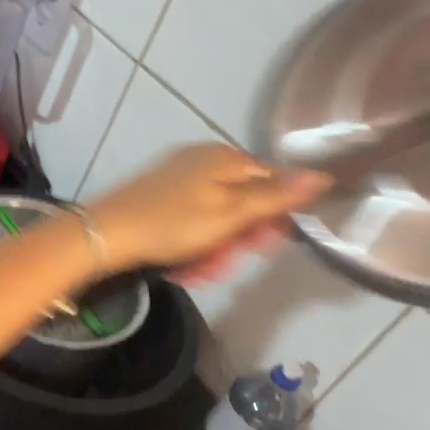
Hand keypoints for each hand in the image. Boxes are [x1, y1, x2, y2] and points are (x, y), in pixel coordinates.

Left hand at [83, 143, 329, 279]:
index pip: (271, 181)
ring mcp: (177, 179)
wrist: (105, 235)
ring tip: (198, 272)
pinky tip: (182, 267)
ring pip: (214, 219)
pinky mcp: (156, 199)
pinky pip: (188, 223)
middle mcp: (202, 161)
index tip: (266, 248)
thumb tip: (324, 175)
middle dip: (237, 239)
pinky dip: (190, 246)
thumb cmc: (172, 224)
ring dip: (212, 250)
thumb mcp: (230, 214)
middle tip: (223, 264)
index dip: (273, 217)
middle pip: (241, 202)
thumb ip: (276, 197)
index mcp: (224, 157)